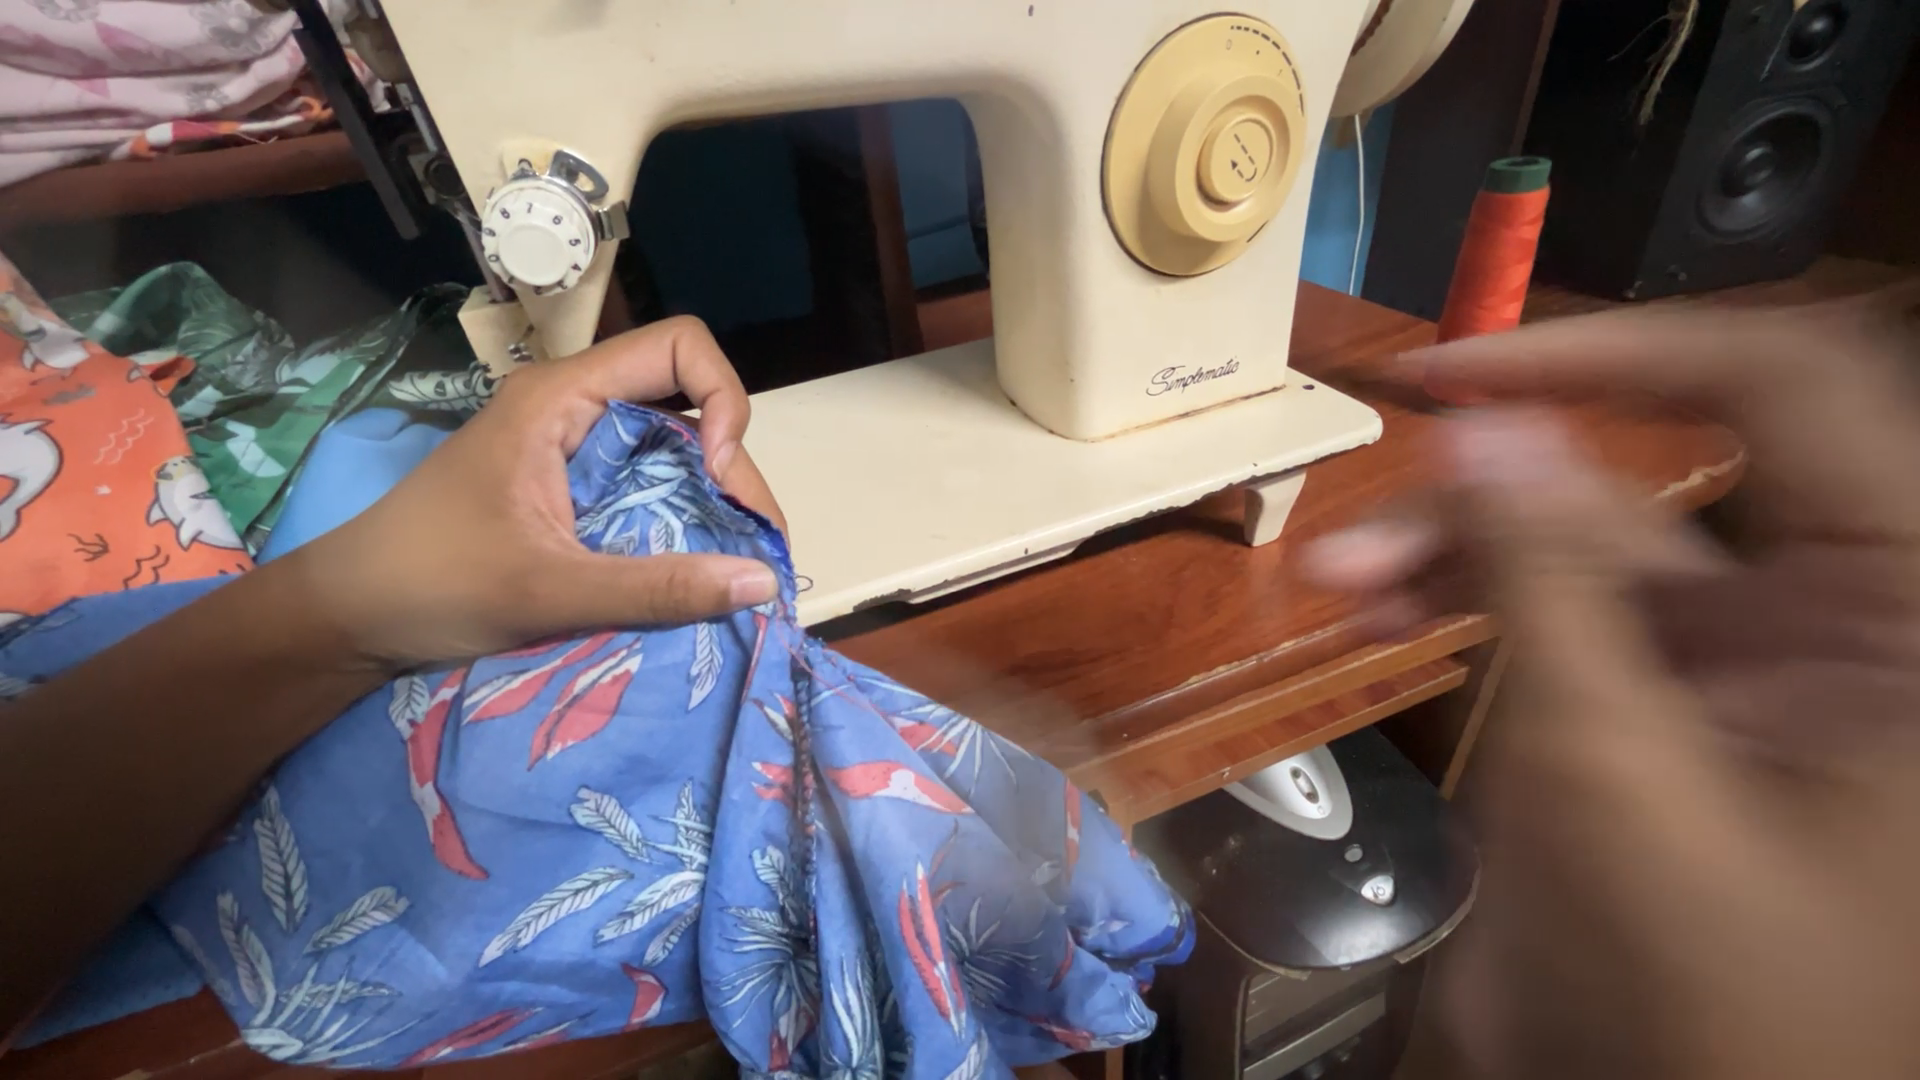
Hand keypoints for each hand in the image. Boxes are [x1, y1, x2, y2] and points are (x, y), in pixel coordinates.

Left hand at [279, 316, 786, 671]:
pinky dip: (689, 521)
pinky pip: (657, 486)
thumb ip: (657, 588)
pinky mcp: (581, 487)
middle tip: (751, 543)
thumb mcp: (549, 590)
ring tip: (736, 562)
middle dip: (736, 470)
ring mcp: (582, 448)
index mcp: (564, 397)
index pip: (680, 346)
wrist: (349, 618)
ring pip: (680, 452)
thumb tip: (764, 583)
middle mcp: (581, 409)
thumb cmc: (432, 583)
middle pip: (694, 405)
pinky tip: (699, 565)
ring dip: (718, 500)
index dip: (724, 396)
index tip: (722, 472)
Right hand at [1306, 288, 1919, 1078]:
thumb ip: (1546, 589)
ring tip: (1333, 586)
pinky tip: (1371, 617)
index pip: (1777, 398)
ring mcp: (1718, 658)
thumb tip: (1478, 437)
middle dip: (1468, 505)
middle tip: (1348, 535)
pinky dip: (1446, 604)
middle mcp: (1815, 612)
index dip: (1606, 356)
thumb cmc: (1703, 984)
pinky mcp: (1636, 697)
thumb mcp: (1613, 770)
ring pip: (1555, 553)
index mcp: (1893, 613)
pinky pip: (1532, 613)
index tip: (1447, 372)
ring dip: (1435, 557)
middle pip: (1621, 490)